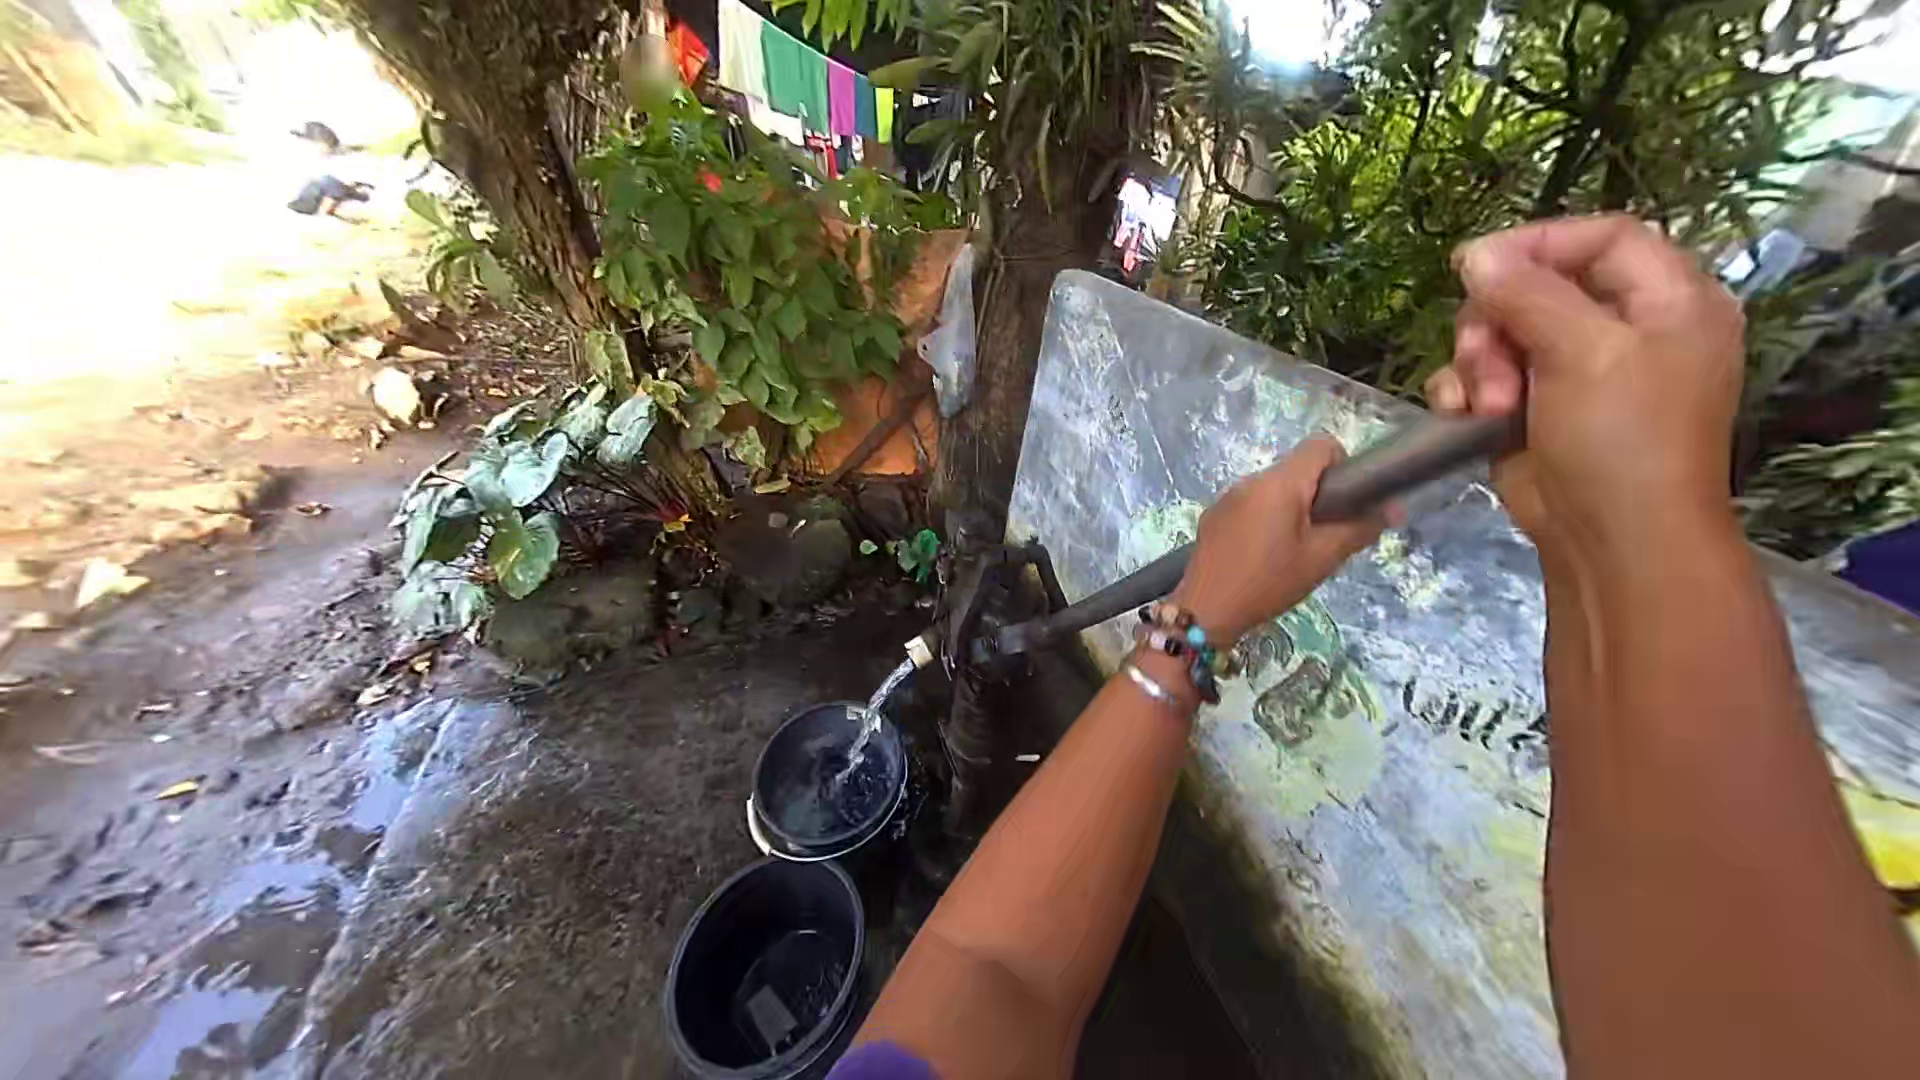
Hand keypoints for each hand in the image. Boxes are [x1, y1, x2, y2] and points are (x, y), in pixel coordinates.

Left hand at [1171, 436, 1389, 641]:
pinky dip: (1265, 519)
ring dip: (1291, 509)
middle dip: (1318, 494)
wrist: (1205, 609)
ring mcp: (1226, 499)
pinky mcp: (1212, 517)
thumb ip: (1360, 527)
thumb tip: (1392, 508)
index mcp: (1277, 483)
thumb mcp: (1322, 558)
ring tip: (1294, 549)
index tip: (1346, 501)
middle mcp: (1248, 481)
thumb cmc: (1268, 582)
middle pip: (1295, 470)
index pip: (1320, 445)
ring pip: (1272, 490)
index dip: (1343, 465)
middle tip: (1324, 534)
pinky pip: (1249, 506)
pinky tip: (1264, 554)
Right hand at [1424, 215, 1745, 565]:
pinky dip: (1461, 394)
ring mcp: (1562, 371)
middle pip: (1531, 290)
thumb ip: (1530, 296)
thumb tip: (1475, 255)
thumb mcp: (1585, 353)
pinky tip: (1466, 417)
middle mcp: (1612, 329)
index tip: (1472, 264)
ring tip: (1486, 406)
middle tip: (1484, 358)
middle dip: (1493, 323)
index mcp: (1662, 301)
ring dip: (1474, 366)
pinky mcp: (1520, 407)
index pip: (1600, 239)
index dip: (1537, 244)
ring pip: (1493, 337)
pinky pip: (1474, 379)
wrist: (1604, 530)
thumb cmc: (1619, 436)